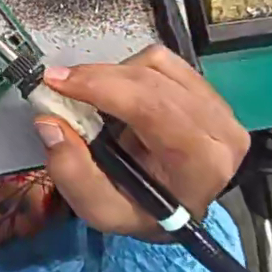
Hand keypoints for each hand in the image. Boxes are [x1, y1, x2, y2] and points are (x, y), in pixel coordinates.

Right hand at [31, 47, 248, 239]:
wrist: (172, 205)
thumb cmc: (139, 209)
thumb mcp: (99, 209)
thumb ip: (72, 172)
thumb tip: (50, 124)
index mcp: (201, 162)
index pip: (153, 108)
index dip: (101, 87)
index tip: (57, 82)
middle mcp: (220, 129)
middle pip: (152, 80)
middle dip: (97, 77)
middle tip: (57, 84)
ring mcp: (218, 106)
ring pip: (155, 65)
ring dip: (113, 76)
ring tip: (92, 99)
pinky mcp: (206, 90)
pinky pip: (161, 62)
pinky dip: (128, 71)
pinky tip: (117, 94)